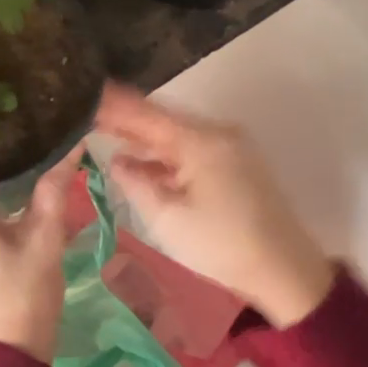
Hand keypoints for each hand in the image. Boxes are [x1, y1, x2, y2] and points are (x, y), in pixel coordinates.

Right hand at [96, 84, 334, 327]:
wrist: (285, 271)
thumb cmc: (221, 245)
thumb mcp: (167, 219)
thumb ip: (135, 183)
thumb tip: (116, 161)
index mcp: (200, 140)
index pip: (146, 113)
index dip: (113, 105)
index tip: (82, 95)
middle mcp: (217, 134)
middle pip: (162, 119)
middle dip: (126, 120)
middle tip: (85, 116)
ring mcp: (230, 148)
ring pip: (176, 135)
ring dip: (144, 139)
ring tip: (104, 135)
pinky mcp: (236, 166)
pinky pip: (191, 150)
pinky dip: (164, 155)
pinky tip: (140, 164)